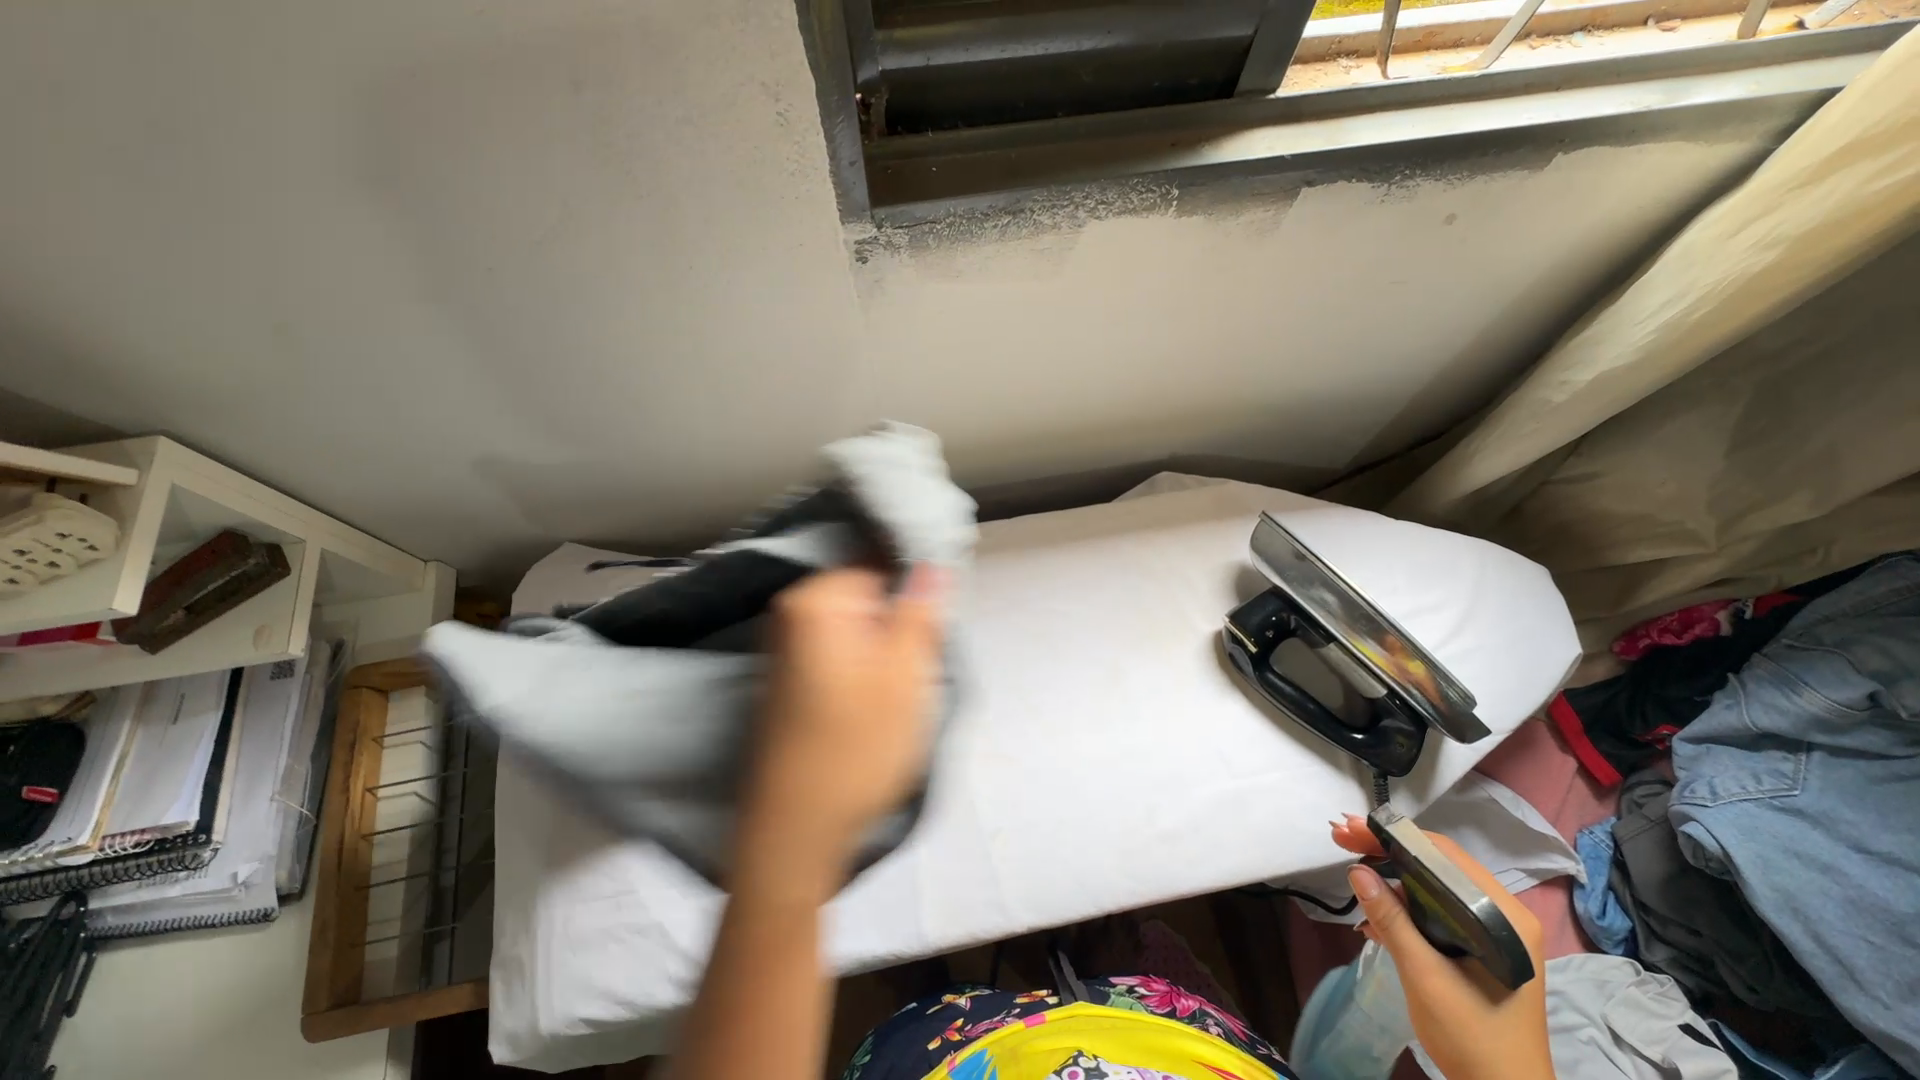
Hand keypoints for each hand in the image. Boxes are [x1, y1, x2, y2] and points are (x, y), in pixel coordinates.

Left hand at [745, 565, 946, 868]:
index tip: (939, 617)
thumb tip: (930, 562)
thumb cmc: (855, 751)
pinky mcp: (786, 682)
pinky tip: (874, 704)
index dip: (917, 582)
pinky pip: (836, 652)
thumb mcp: (906, 676)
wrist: (793, 833)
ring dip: (884, 646)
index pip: (880, 559)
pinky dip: (862, 666)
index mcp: (816, 601)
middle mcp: (790, 614)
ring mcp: (783, 649)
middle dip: (899, 619)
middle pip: (866, 593)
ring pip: (855, 626)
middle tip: (923, 661)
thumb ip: (920, 609)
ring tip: (901, 688)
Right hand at [1332, 815, 1553, 1079]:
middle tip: (1341, 839)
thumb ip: (1392, 919)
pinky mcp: (1480, 950)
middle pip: (1438, 866)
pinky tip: (1374, 914)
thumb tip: (1357, 870)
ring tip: (1351, 869)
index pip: (1444, 856)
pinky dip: (1406, 907)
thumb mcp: (1424, 975)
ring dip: (1393, 879)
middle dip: (1388, 852)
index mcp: (1503, 916)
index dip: (1393, 837)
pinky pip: (1439, 912)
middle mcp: (1504, 916)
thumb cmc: (1472, 1035)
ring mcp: (1493, 933)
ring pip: (1435, 888)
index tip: (1350, 829)